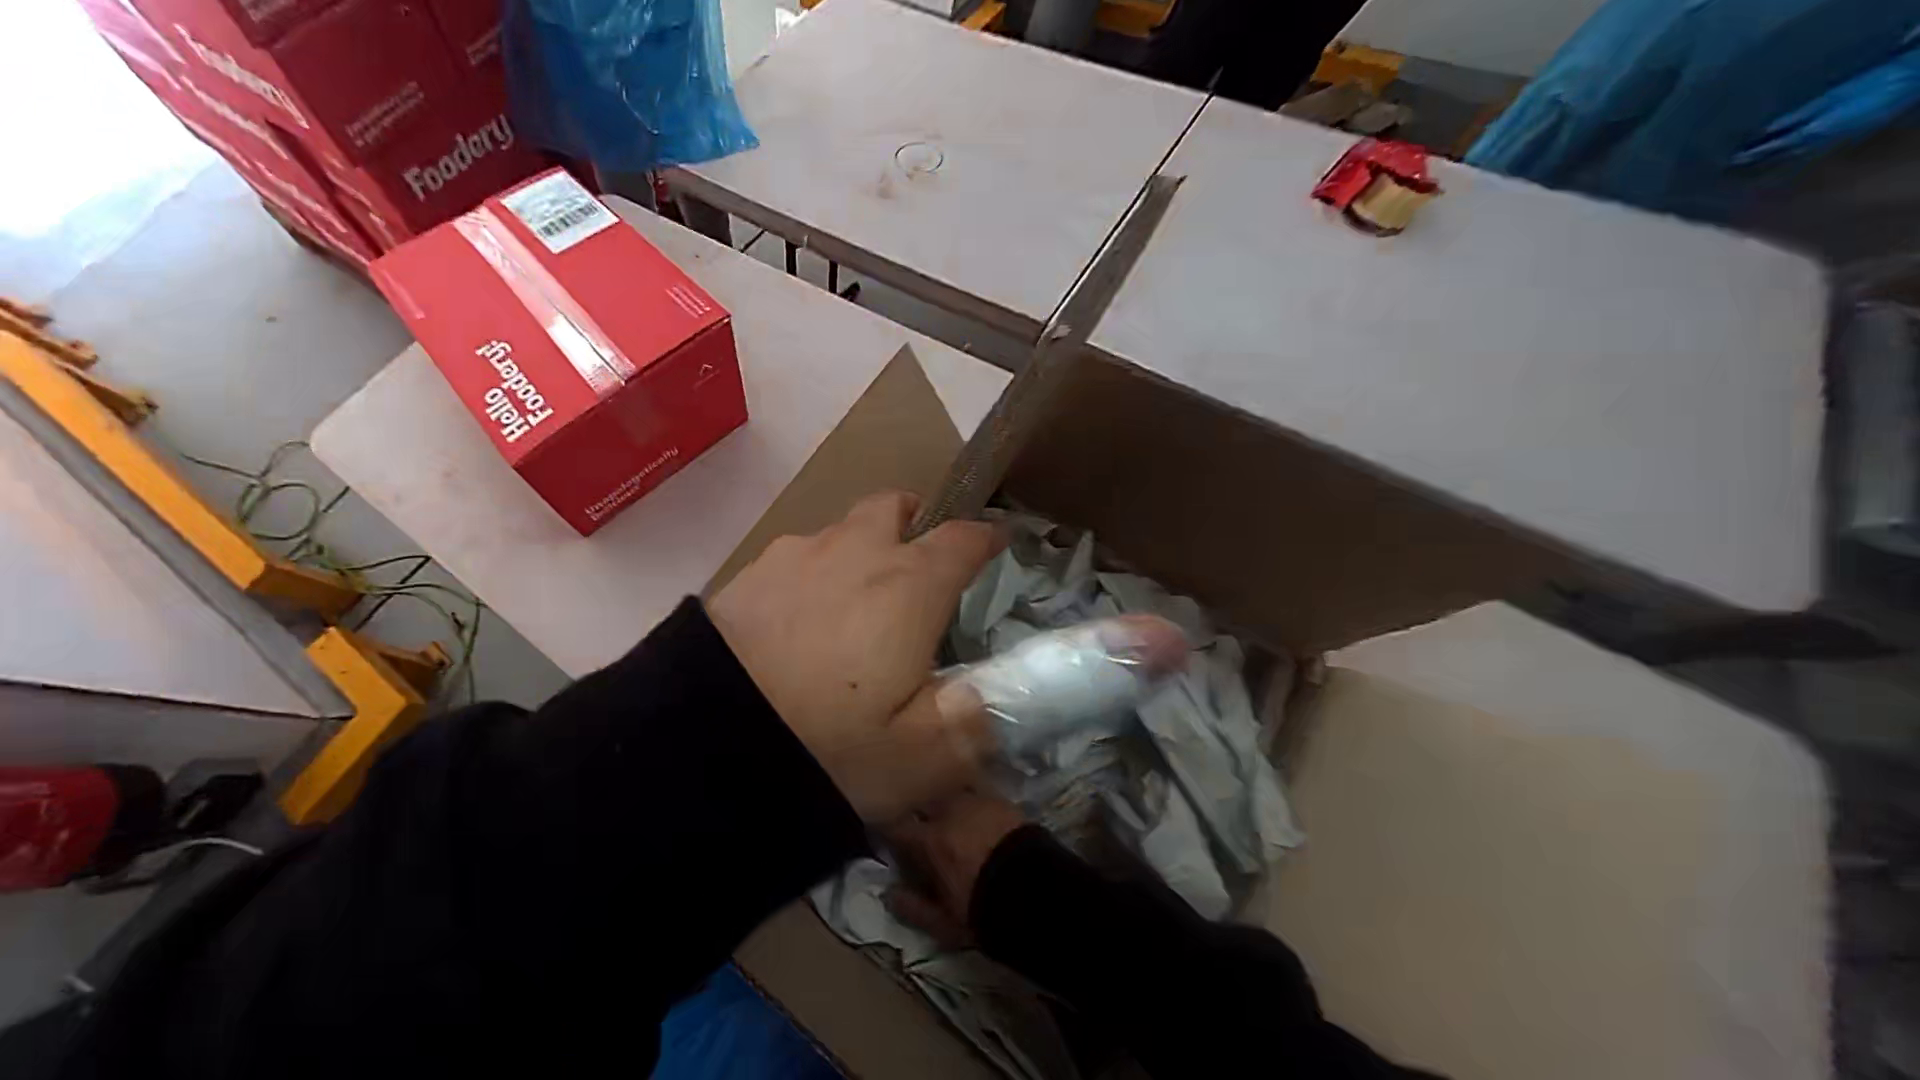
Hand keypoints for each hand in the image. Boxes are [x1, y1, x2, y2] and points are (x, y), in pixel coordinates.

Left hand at [707, 491, 1002, 822]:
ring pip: (840, 531)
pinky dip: (811, 575)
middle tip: (917, 561)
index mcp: (909, 585)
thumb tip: (992, 693)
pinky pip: (794, 559)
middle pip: (893, 507)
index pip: (962, 538)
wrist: (701, 747)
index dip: (987, 536)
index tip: (997, 541)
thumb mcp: (922, 757)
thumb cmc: (829, 745)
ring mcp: (794, 557)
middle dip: (915, 522)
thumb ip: (973, 721)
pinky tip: (796, 624)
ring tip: (851, 603)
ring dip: (859, 550)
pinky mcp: (745, 576)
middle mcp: (855, 552)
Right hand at [885, 791, 1028, 944]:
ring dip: (947, 806)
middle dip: (920, 814)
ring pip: (952, 795)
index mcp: (931, 840)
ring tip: (951, 819)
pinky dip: (973, 805)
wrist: (1038, 891)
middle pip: (925, 803)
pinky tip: (978, 817)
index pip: (898, 827)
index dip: (890, 831)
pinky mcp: (1003, 801)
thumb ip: (913, 907)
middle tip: (922, 828)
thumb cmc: (985, 909)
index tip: (888, 837)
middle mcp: (950, 812)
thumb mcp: (945, 922)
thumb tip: (888, 893)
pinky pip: (979, 796)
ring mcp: (979, 802)